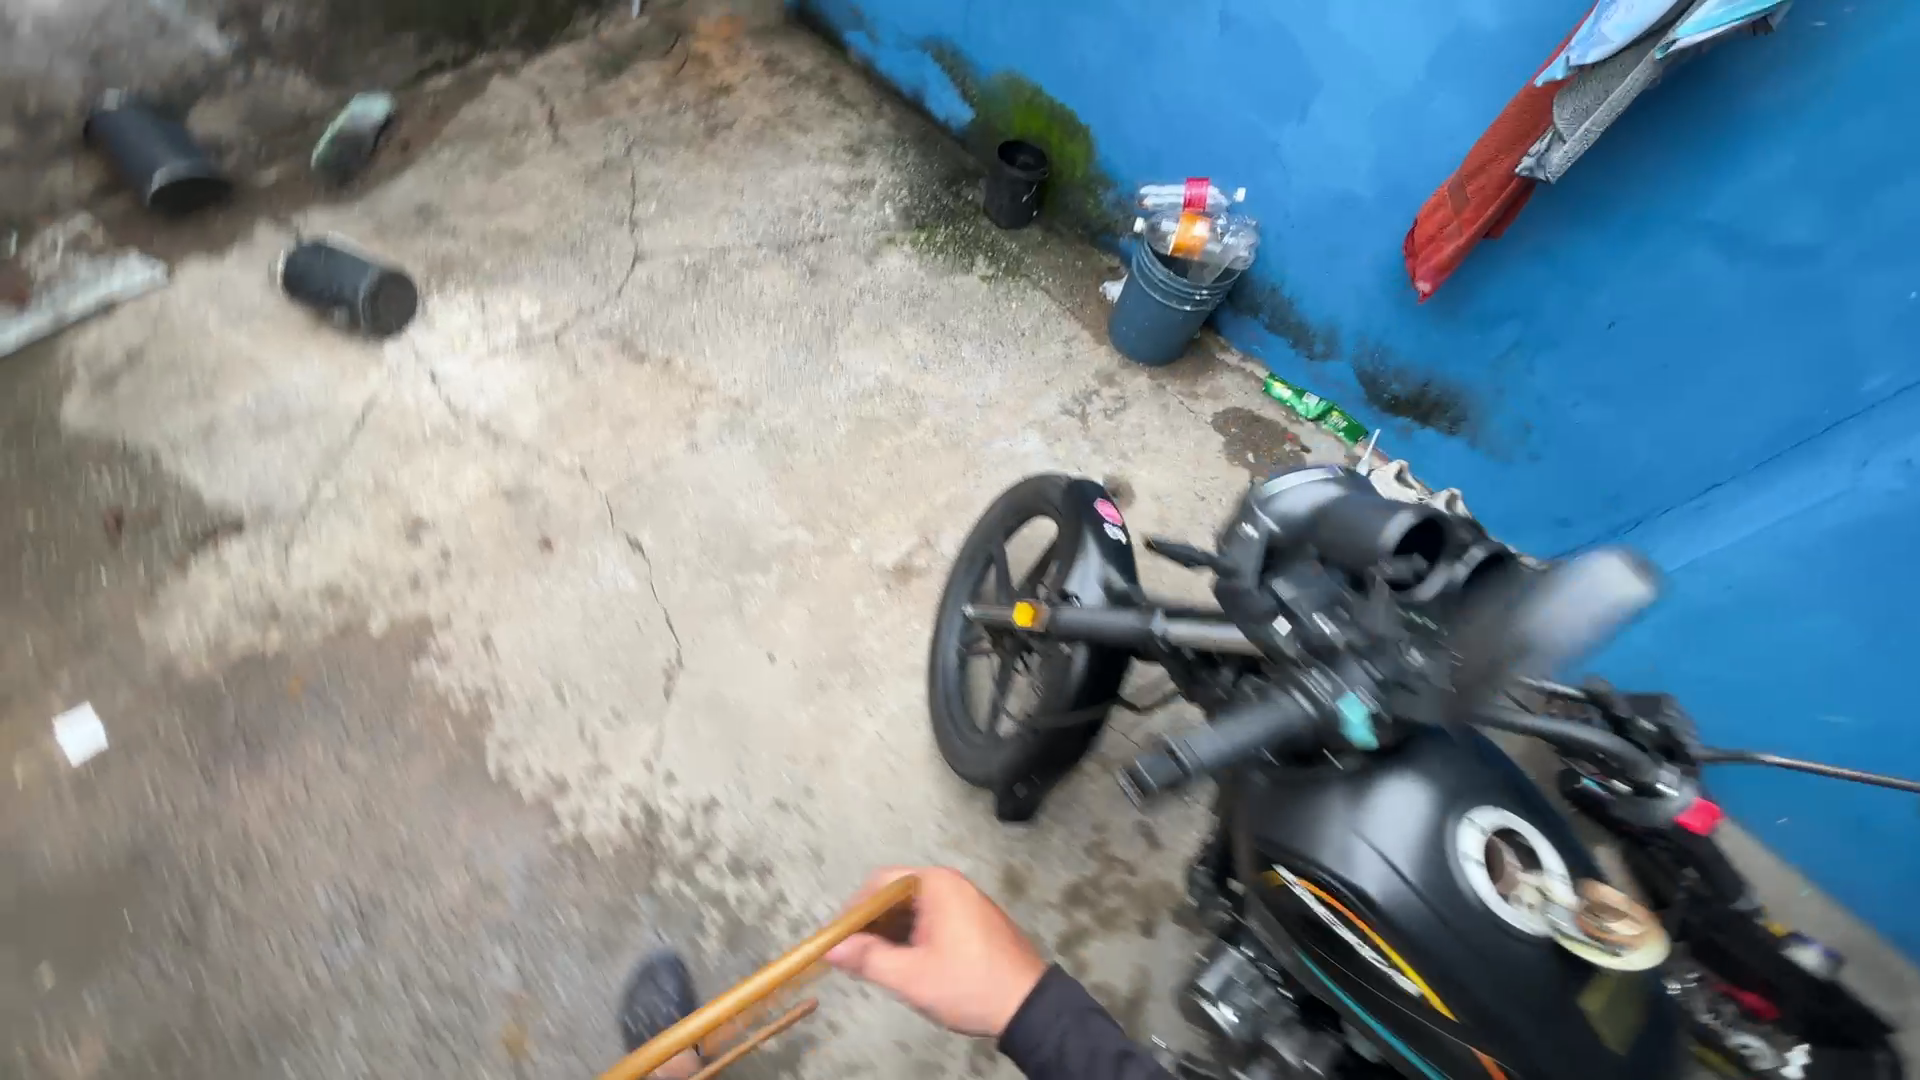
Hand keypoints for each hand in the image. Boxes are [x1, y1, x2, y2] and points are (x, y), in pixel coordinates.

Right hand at [826, 866, 1048, 1038]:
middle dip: (873, 922)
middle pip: (897, 892)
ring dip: (892, 931)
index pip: (880, 881)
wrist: (1027, 1004)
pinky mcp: (972, 917)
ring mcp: (964, 898)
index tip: (840, 938)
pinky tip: (907, 962)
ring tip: (878, 963)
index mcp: (935, 884)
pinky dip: (913, 934)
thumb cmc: (968, 984)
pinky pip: (932, 916)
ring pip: (913, 907)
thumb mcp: (912, 977)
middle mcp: (950, 882)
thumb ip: (869, 959)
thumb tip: (833, 948)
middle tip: (856, 955)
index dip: (855, 909)